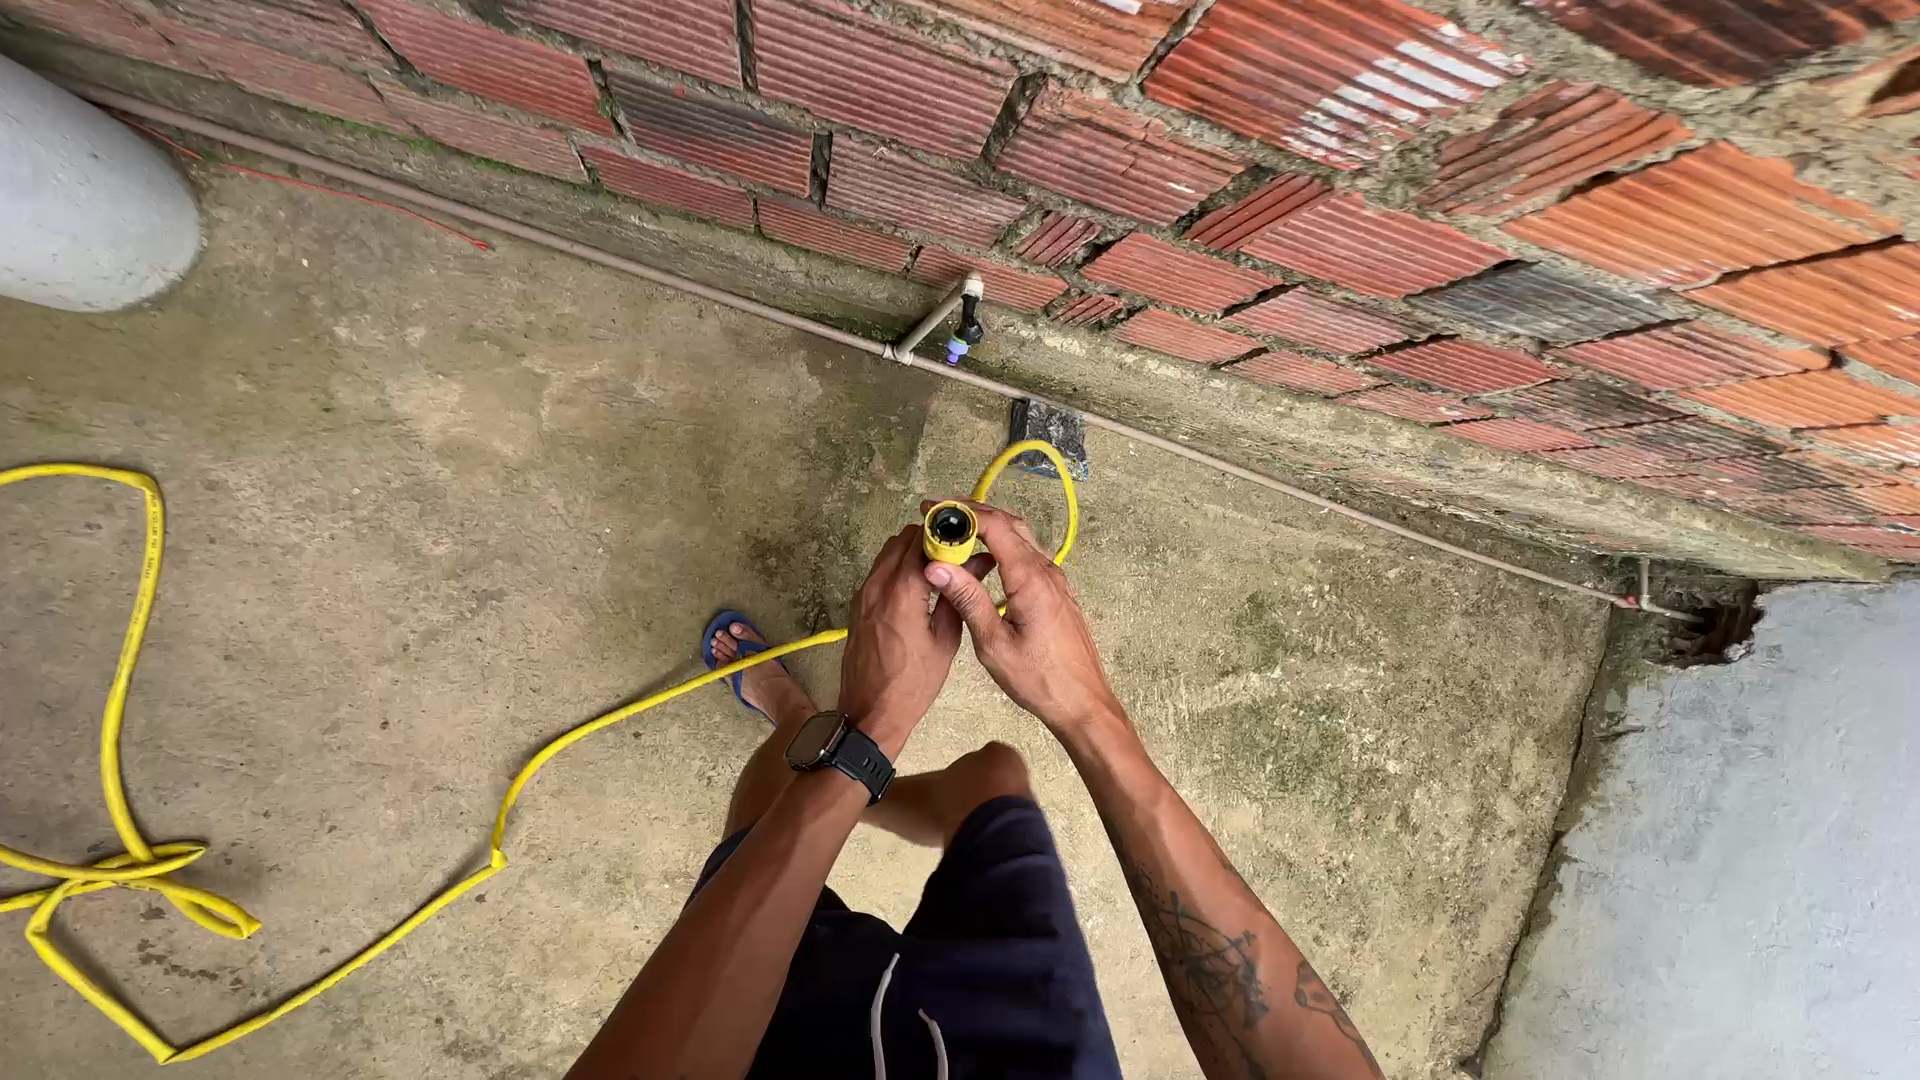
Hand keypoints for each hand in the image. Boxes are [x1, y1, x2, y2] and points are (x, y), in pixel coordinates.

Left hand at [837, 525, 986, 752]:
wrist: (870, 712)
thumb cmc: (912, 684)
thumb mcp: (945, 641)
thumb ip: (956, 597)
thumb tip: (976, 565)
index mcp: (900, 593)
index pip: (922, 542)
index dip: (946, 535)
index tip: (967, 539)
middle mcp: (876, 586)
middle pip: (902, 539)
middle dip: (931, 538)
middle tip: (957, 551)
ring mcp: (863, 594)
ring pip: (888, 551)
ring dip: (913, 550)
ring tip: (941, 566)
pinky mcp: (858, 604)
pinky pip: (880, 570)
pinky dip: (899, 566)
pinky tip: (920, 584)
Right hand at [919, 501, 1124, 731]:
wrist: (1083, 702)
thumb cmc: (1038, 679)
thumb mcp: (993, 643)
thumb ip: (967, 599)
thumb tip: (935, 565)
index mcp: (1030, 578)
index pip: (994, 525)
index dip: (961, 511)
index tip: (931, 509)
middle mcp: (1046, 571)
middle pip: (1009, 523)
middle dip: (972, 512)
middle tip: (938, 514)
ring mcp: (1055, 579)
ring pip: (1021, 536)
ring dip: (988, 527)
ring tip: (955, 531)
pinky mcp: (1056, 591)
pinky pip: (1028, 554)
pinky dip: (1003, 545)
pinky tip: (984, 560)